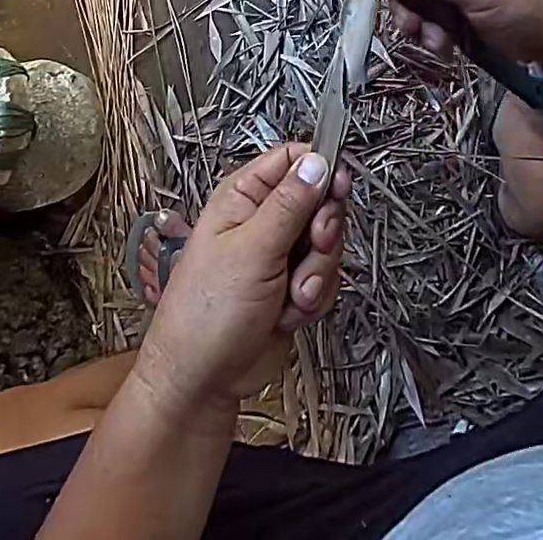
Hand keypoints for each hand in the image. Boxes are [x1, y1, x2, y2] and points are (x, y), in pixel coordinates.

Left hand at [133, 145, 348, 412]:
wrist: (204, 382)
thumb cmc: (205, 315)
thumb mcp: (251, 250)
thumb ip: (290, 205)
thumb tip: (316, 162)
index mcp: (245, 196)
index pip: (294, 160)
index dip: (321, 169)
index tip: (338, 187)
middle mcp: (264, 219)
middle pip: (321, 201)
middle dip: (323, 232)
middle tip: (311, 247)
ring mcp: (281, 253)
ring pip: (327, 243)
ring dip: (317, 273)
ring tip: (290, 293)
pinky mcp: (294, 283)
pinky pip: (326, 276)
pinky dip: (314, 298)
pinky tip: (288, 312)